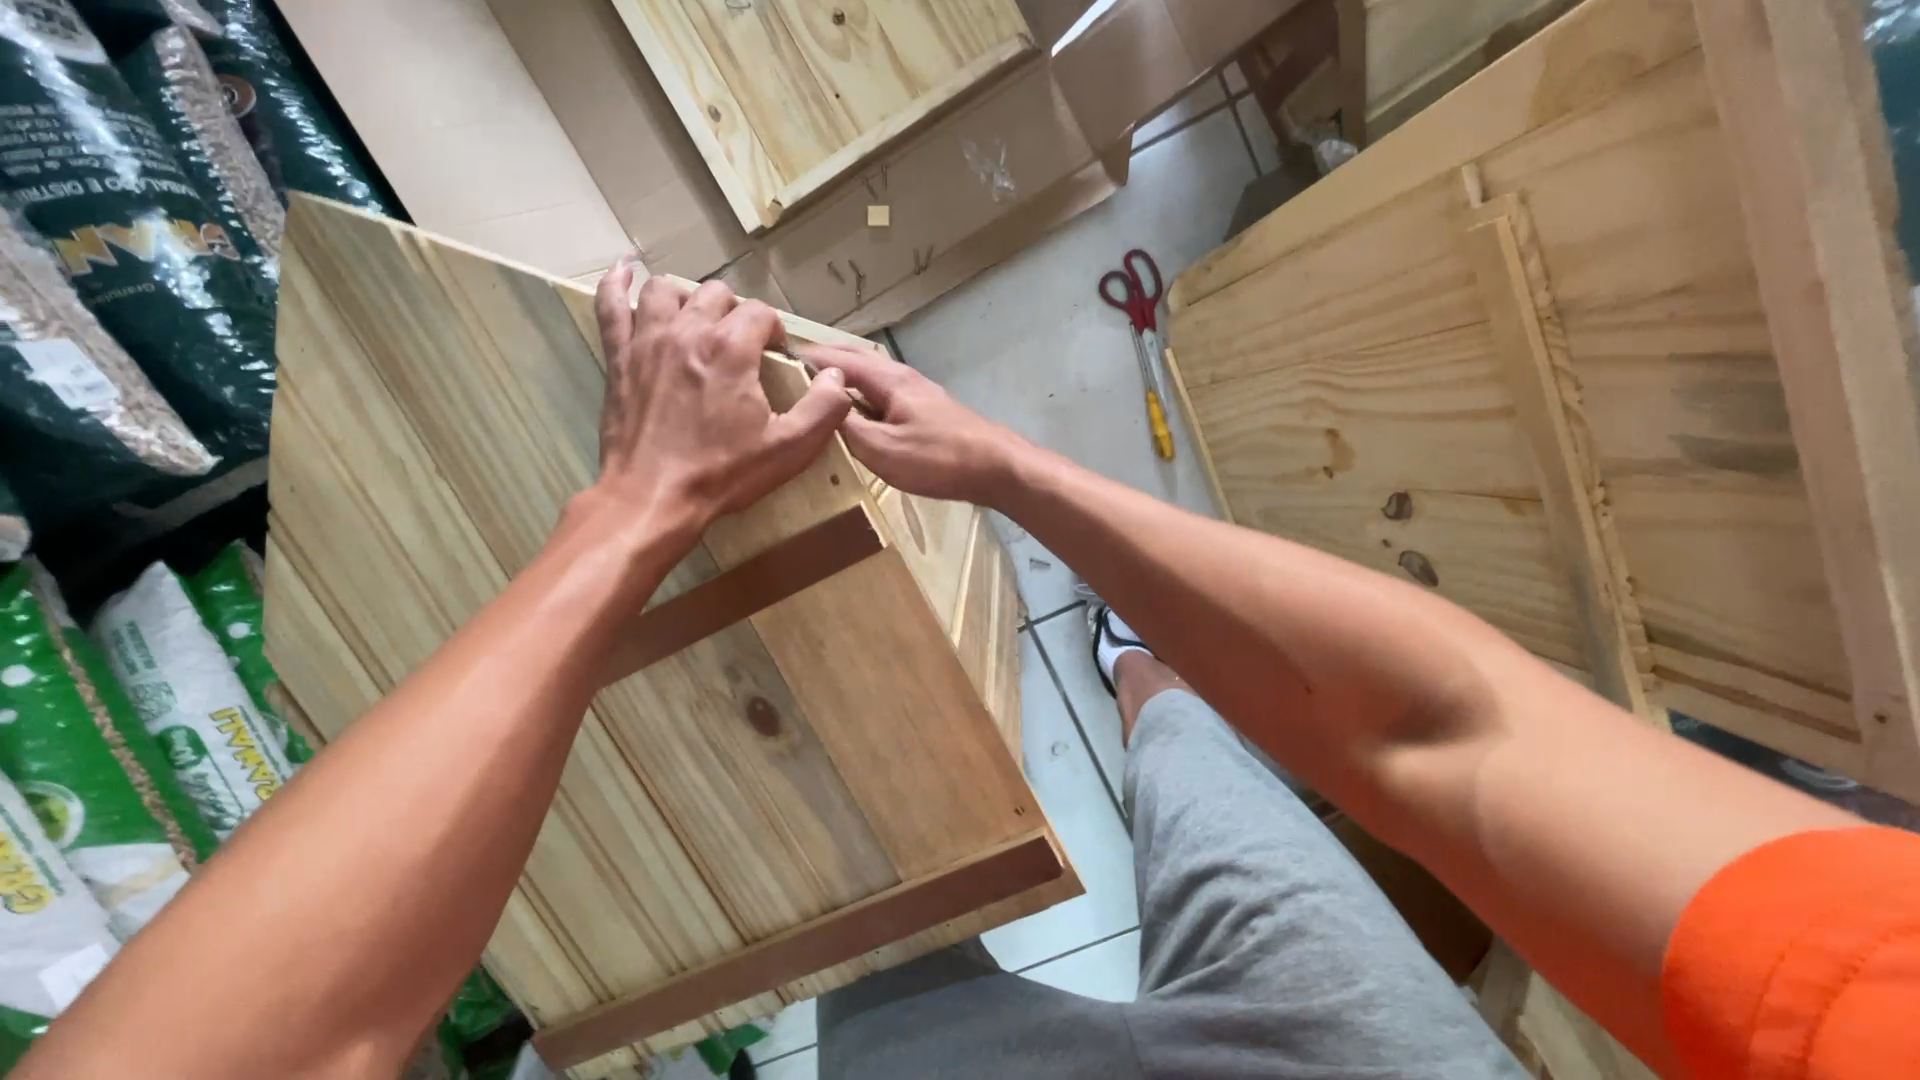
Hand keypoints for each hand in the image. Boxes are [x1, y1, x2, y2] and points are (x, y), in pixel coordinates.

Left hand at [588, 260, 851, 534]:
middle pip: (716, 294)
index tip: (775, 357)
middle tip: (743, 345)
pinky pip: (611, 306)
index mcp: (731, 349)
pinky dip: (617, 285)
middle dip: (736, 313)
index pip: (760, 312)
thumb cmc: (724, 474)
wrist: (654, 498)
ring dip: (688, 298)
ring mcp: (647, 341)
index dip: (774, 331)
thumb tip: (837, 376)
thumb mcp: (790, 448)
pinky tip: (625, 271)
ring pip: (666, 290)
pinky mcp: (619, 358)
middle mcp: (688, 331)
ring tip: (699, 319)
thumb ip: (824, 408)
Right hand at [799, 343, 1024, 504]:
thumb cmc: (939, 458)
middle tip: (784, 372)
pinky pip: (880, 392)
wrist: (995, 467)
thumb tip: (819, 407)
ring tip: (811, 392)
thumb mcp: (882, 449)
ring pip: (867, 375)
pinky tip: (852, 414)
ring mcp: (915, 391)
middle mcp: (899, 376)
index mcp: (886, 378)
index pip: (834, 358)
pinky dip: (858, 394)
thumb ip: (847, 427)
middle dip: (819, 361)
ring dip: (839, 377)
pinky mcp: (924, 409)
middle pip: (852, 359)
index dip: (802, 358)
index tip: (768, 362)